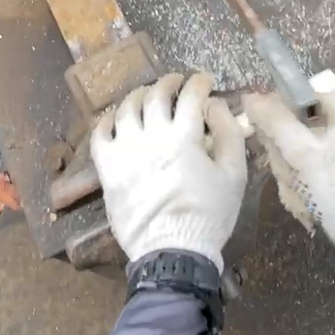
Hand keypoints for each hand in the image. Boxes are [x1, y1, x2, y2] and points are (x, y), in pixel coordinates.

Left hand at [92, 73, 247, 271]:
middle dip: (169, 82)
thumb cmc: (209, 215)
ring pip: (126, 108)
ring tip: (147, 95)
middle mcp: (151, 136)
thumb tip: (216, 105)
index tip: (205, 81)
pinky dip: (108, 120)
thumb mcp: (234, 175)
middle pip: (156, 95)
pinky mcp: (107, 169)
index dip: (199, 83)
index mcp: (184, 137)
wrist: (172, 252)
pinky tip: (117, 119)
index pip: (191, 95)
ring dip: (139, 95)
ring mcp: (125, 151)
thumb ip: (228, 134)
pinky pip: (100, 134)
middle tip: (177, 82)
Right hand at [243, 90, 334, 284]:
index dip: (275, 120)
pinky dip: (302, 191)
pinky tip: (311, 206)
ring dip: (292, 179)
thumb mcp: (304, 153)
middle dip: (285, 158)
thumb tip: (249, 96)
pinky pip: (304, 173)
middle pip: (288, 129)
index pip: (290, 98)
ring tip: (306, 196)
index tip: (272, 144)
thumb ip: (274, 121)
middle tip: (295, 175)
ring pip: (292, 155)